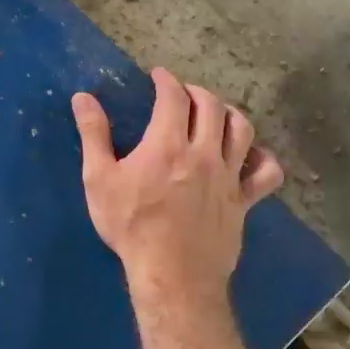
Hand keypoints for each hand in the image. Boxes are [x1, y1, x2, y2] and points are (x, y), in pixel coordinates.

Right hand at [72, 68, 284, 303]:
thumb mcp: (98, 178)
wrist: (172, 273)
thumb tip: (83, 98)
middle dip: (196, 92)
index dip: (166, 81)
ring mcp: (229, 178)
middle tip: (181, 92)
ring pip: (242, 131)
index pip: (173, 98)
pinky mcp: (244, 201)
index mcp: (167, 145)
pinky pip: (266, 172)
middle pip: (212, 108)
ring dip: (228, 114)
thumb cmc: (130, 225)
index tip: (158, 75)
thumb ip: (93, 134)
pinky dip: (261, 156)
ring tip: (214, 113)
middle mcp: (204, 154)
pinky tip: (248, 155)